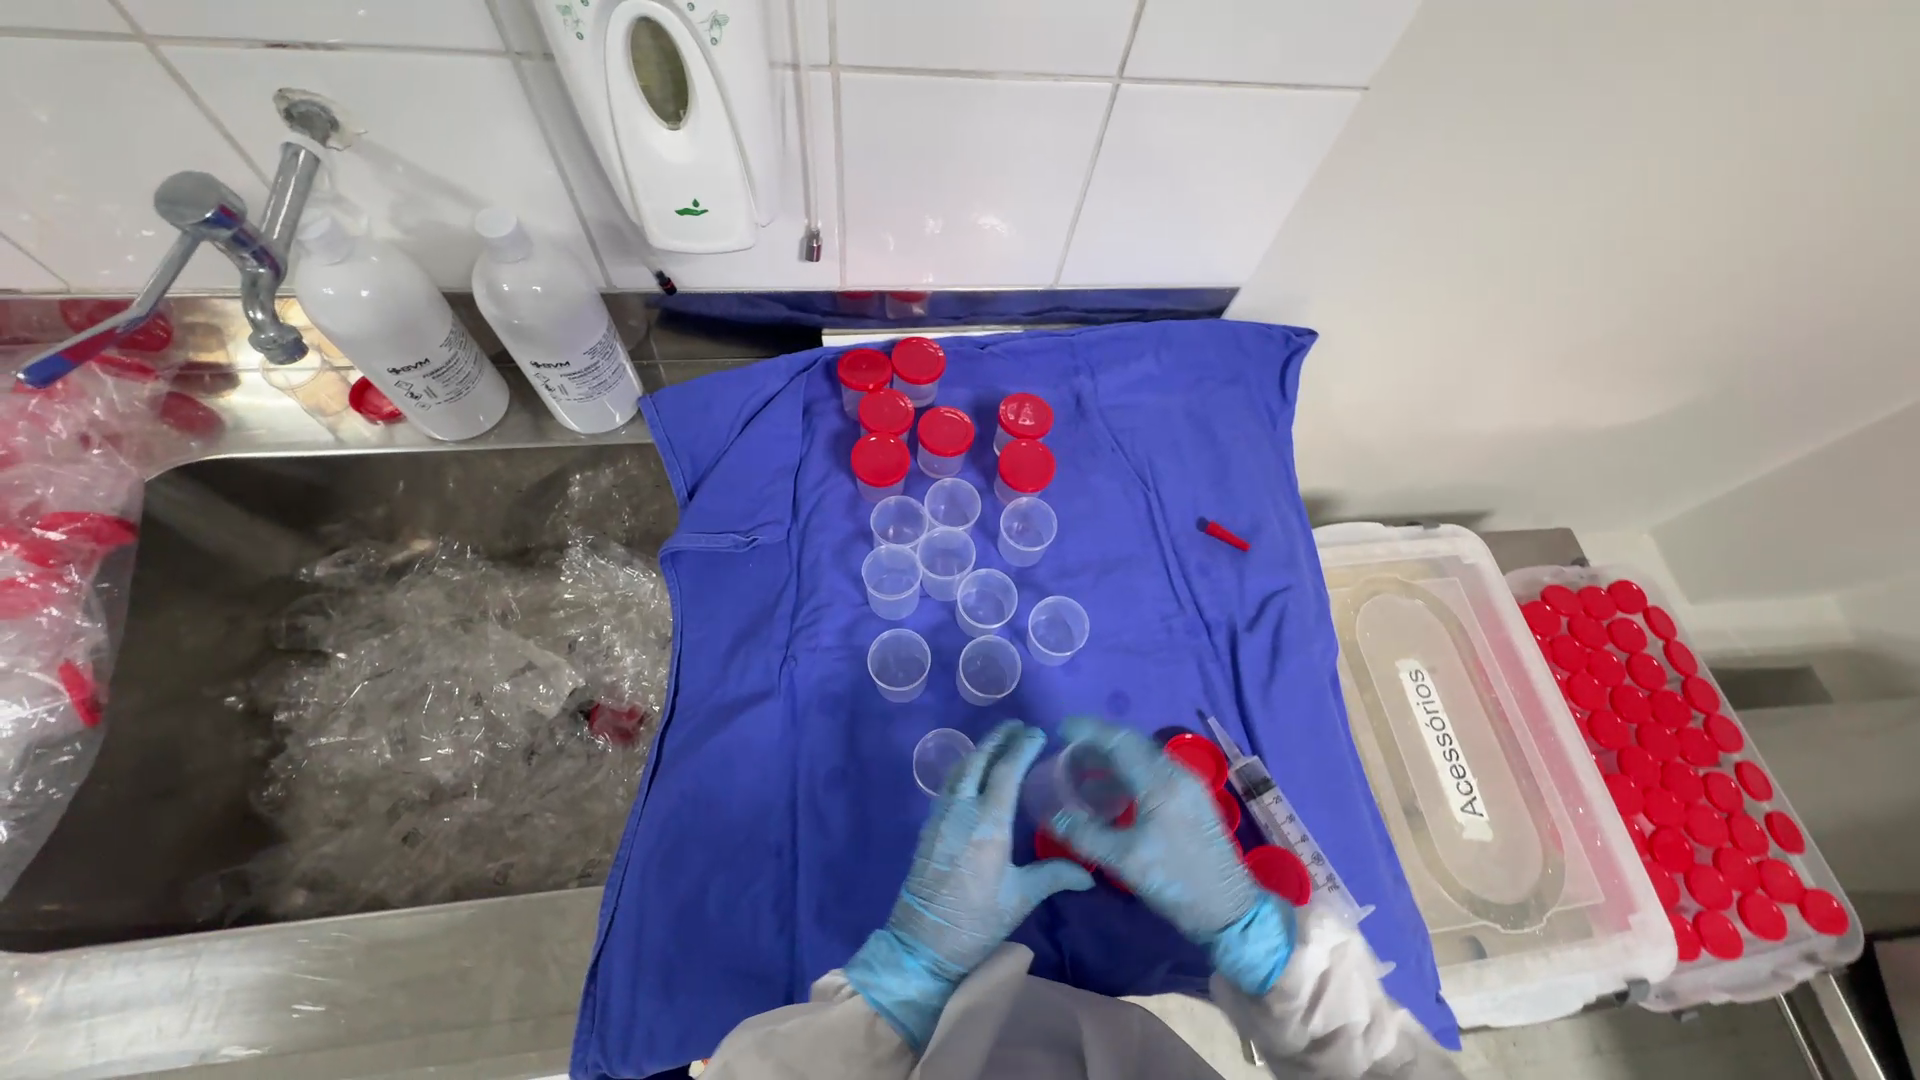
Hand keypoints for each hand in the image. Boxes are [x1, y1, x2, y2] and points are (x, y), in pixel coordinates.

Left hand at [845, 720, 1094, 1049]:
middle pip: (979, 759)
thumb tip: (1089, 873)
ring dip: (981, 751)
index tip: (1038, 734)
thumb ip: (1054, 876)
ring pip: (960, 769)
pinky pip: (949, 784)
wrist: (921, 941)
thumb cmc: (976, 920)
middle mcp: (962, 809)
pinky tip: (975, 773)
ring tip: (999, 743)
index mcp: (988, 822)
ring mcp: (941, 815)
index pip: (1007, 770)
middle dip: (999, 739)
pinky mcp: (930, 826)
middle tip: (1018, 726)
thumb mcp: (1020, 898)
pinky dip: (966, 768)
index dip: (1022, 747)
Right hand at [1047, 715, 1296, 993]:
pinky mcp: (1193, 798)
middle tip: (1067, 750)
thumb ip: (1085, 835)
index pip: (1119, 741)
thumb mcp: (1124, 862)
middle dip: (1097, 742)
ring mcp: (1189, 785)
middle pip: (1132, 743)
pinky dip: (1127, 773)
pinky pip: (1154, 772)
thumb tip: (1052, 815)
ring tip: (1081, 772)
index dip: (1087, 731)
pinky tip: (1110, 794)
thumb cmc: (1177, 883)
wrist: (1231, 911)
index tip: (1060, 730)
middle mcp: (1177, 774)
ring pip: (1143, 757)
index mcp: (1161, 783)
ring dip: (1112, 758)